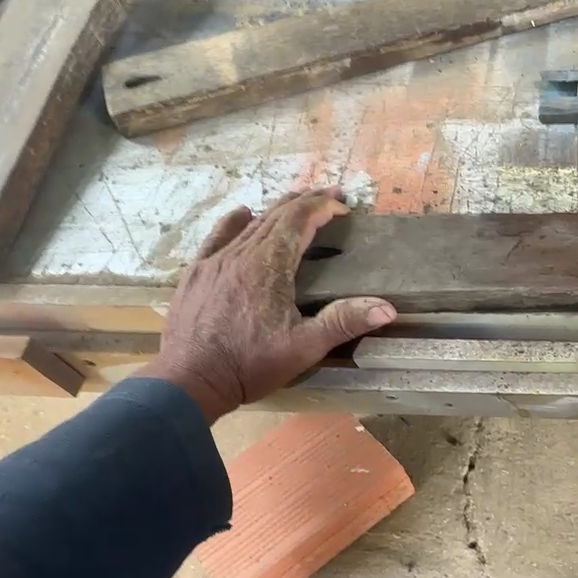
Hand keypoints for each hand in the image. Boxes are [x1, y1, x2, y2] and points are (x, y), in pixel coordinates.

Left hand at [140, 189, 396, 421]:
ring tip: (296, 203)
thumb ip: (344, 322)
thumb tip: (387, 308)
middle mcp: (241, 255)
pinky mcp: (197, 274)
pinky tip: (242, 213)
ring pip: (250, 225)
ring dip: (277, 210)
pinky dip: (234, 222)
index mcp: (269, 267)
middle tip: (329, 197)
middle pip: (276, 216)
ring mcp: (215, 262)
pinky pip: (217, 237)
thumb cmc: (250, 364)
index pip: (299, 222)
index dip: (322, 208)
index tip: (343, 206)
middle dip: (305, 203)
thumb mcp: (305, 347)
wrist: (190, 380)